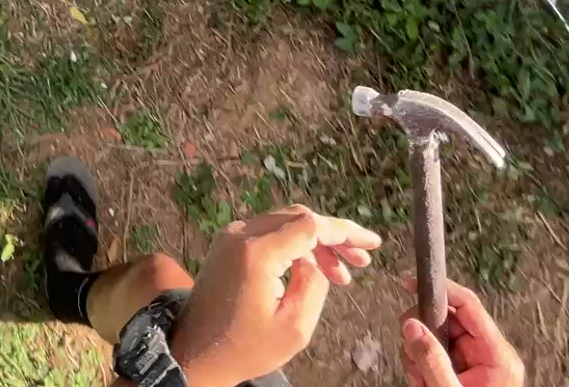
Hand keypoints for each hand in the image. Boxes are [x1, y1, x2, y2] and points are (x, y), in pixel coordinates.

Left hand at [169, 205, 381, 386]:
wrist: (196, 350)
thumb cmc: (246, 347)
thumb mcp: (293, 327)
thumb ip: (312, 285)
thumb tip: (316, 260)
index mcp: (257, 252)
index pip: (309, 225)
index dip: (344, 231)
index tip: (371, 243)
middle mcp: (241, 234)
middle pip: (296, 218)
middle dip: (332, 236)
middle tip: (361, 261)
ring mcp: (230, 235)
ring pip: (282, 223)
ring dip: (313, 241)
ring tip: (341, 274)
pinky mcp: (226, 243)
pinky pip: (266, 233)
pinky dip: (292, 245)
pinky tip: (311, 268)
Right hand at [397, 277, 524, 386]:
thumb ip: (431, 361)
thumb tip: (411, 324)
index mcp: (497, 355)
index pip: (467, 304)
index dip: (438, 289)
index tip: (407, 282)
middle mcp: (488, 353)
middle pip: (446, 317)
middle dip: (421, 330)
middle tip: (411, 352)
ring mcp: (476, 362)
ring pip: (435, 333)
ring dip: (418, 350)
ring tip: (419, 378)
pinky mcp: (463, 371)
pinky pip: (435, 350)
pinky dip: (421, 362)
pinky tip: (421, 380)